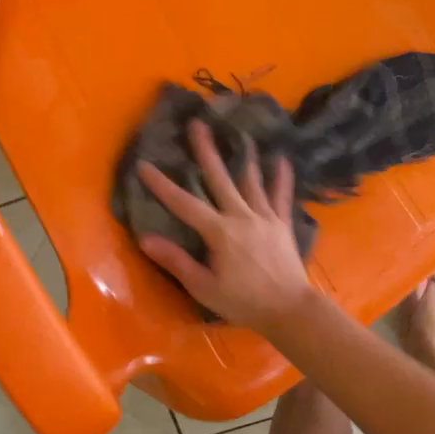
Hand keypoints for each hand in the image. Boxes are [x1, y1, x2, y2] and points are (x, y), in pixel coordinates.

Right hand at [135, 119, 317, 331]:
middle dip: (206, 151)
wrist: (289, 309)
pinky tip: (283, 160)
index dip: (162, 185)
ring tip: (241, 134)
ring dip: (244, 157)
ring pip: (251, 181)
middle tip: (197, 124)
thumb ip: (176, 261)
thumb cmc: (243, 302)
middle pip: (220, 178)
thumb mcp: (204, 287)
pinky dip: (282, 178)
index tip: (144, 165)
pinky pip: (281, 196)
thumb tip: (146, 239)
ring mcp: (265, 217)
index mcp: (219, 232)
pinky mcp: (282, 224)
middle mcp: (241, 216)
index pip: (184, 204)